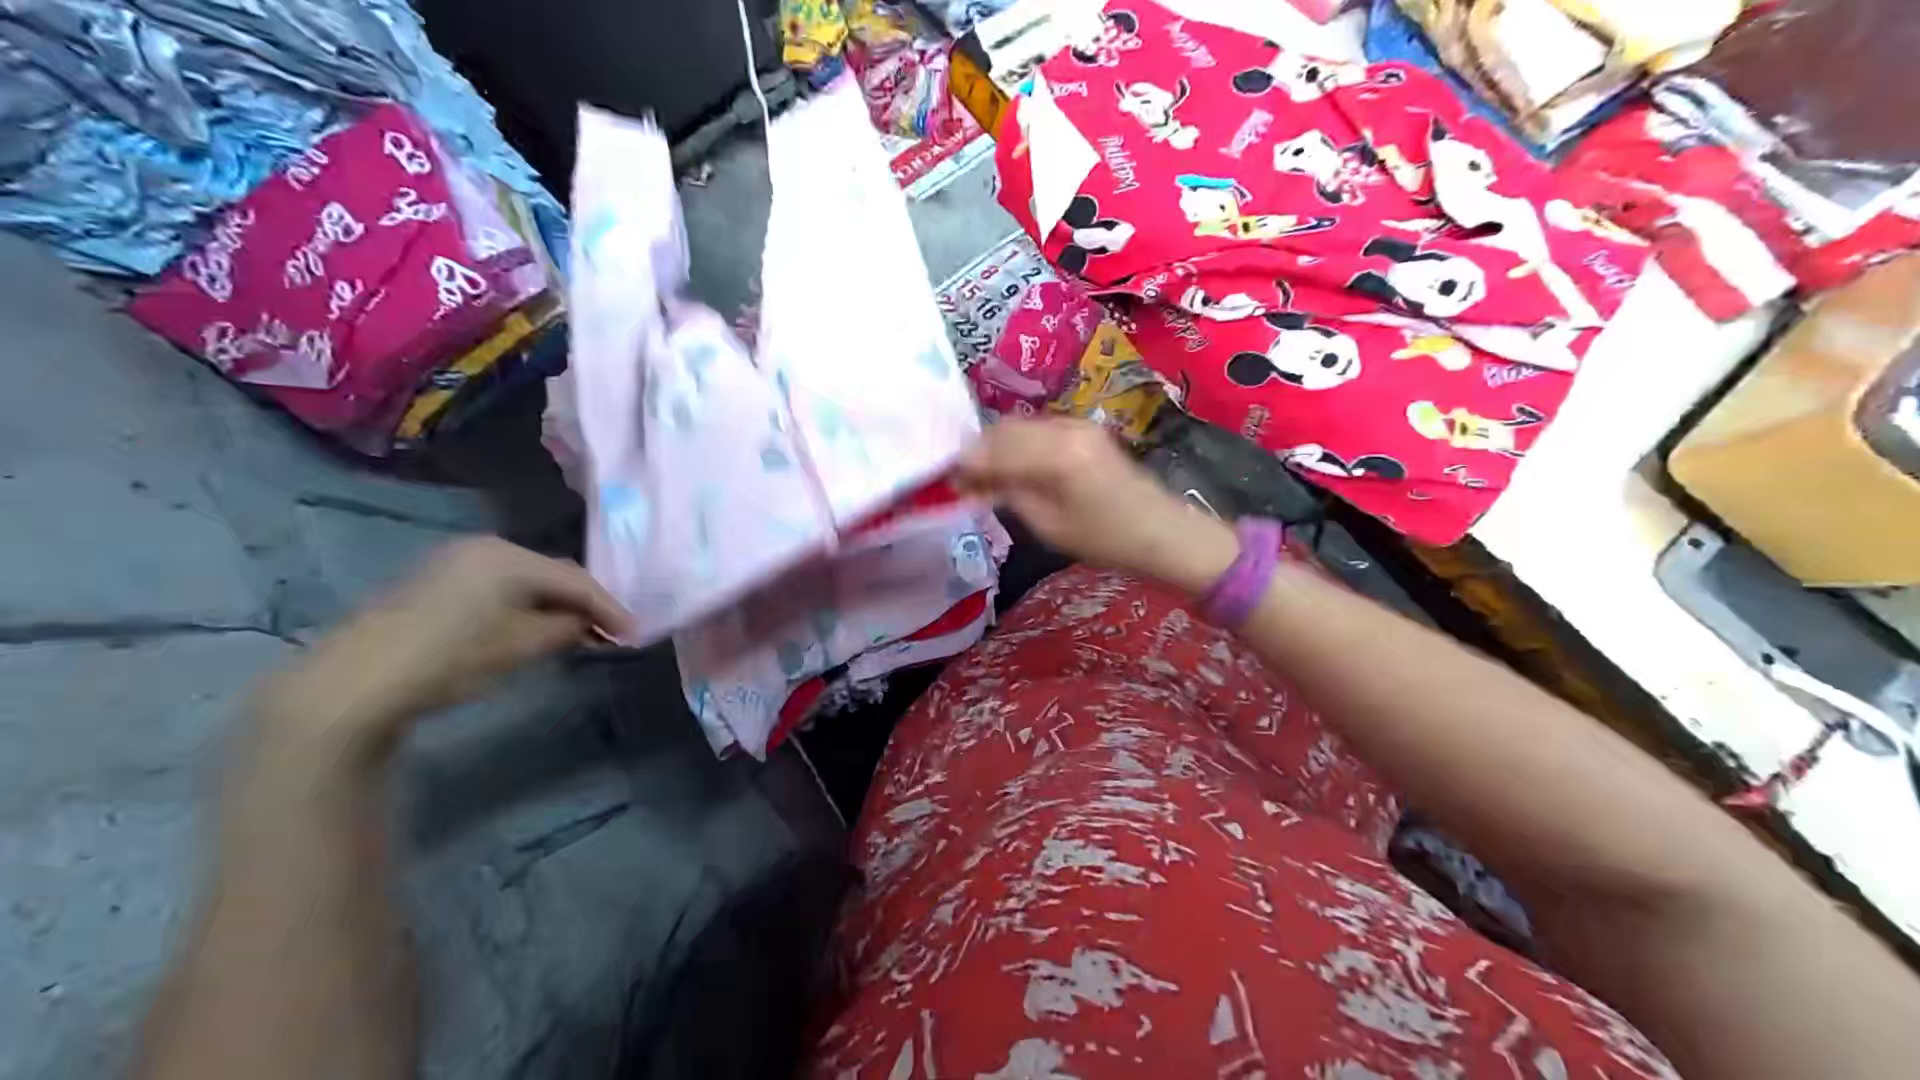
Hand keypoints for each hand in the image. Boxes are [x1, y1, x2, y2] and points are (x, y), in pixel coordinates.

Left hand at [254, 538, 630, 762]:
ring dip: (554, 603)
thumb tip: (589, 624)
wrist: (353, 684)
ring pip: (526, 578)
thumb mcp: (520, 646)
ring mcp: (456, 560)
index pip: (576, 579)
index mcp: (508, 556)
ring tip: (577, 631)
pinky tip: (534, 625)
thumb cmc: (449, 660)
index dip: (610, 607)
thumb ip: (566, 628)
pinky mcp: (436, 579)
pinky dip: (524, 603)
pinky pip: (500, 584)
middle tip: (609, 632)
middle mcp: (485, 547)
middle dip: (583, 602)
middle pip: (552, 573)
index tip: (634, 634)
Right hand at [956, 418, 1237, 594]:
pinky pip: (1037, 430)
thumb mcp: (1047, 525)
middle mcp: (1066, 428)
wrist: (1161, 532)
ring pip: (1019, 426)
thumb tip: (969, 481)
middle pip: (1004, 429)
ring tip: (980, 476)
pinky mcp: (1083, 430)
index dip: (966, 460)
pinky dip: (1016, 445)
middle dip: (978, 450)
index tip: (946, 477)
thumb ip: (1006, 494)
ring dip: (996, 446)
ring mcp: (1077, 425)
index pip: (996, 447)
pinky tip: (1009, 467)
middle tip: (959, 478)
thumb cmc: (1105, 539)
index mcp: (1058, 455)